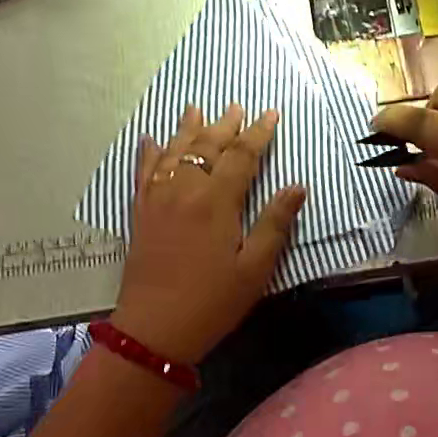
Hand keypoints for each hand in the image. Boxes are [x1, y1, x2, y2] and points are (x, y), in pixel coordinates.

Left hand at [111, 104, 305, 363]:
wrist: (155, 329)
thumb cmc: (214, 301)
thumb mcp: (256, 267)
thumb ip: (275, 223)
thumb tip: (297, 186)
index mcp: (217, 202)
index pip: (241, 156)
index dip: (258, 134)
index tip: (271, 115)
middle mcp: (185, 191)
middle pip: (206, 147)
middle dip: (225, 125)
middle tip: (237, 107)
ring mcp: (157, 200)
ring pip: (172, 153)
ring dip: (187, 130)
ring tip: (196, 109)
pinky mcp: (140, 214)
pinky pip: (143, 173)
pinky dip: (148, 153)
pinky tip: (150, 140)